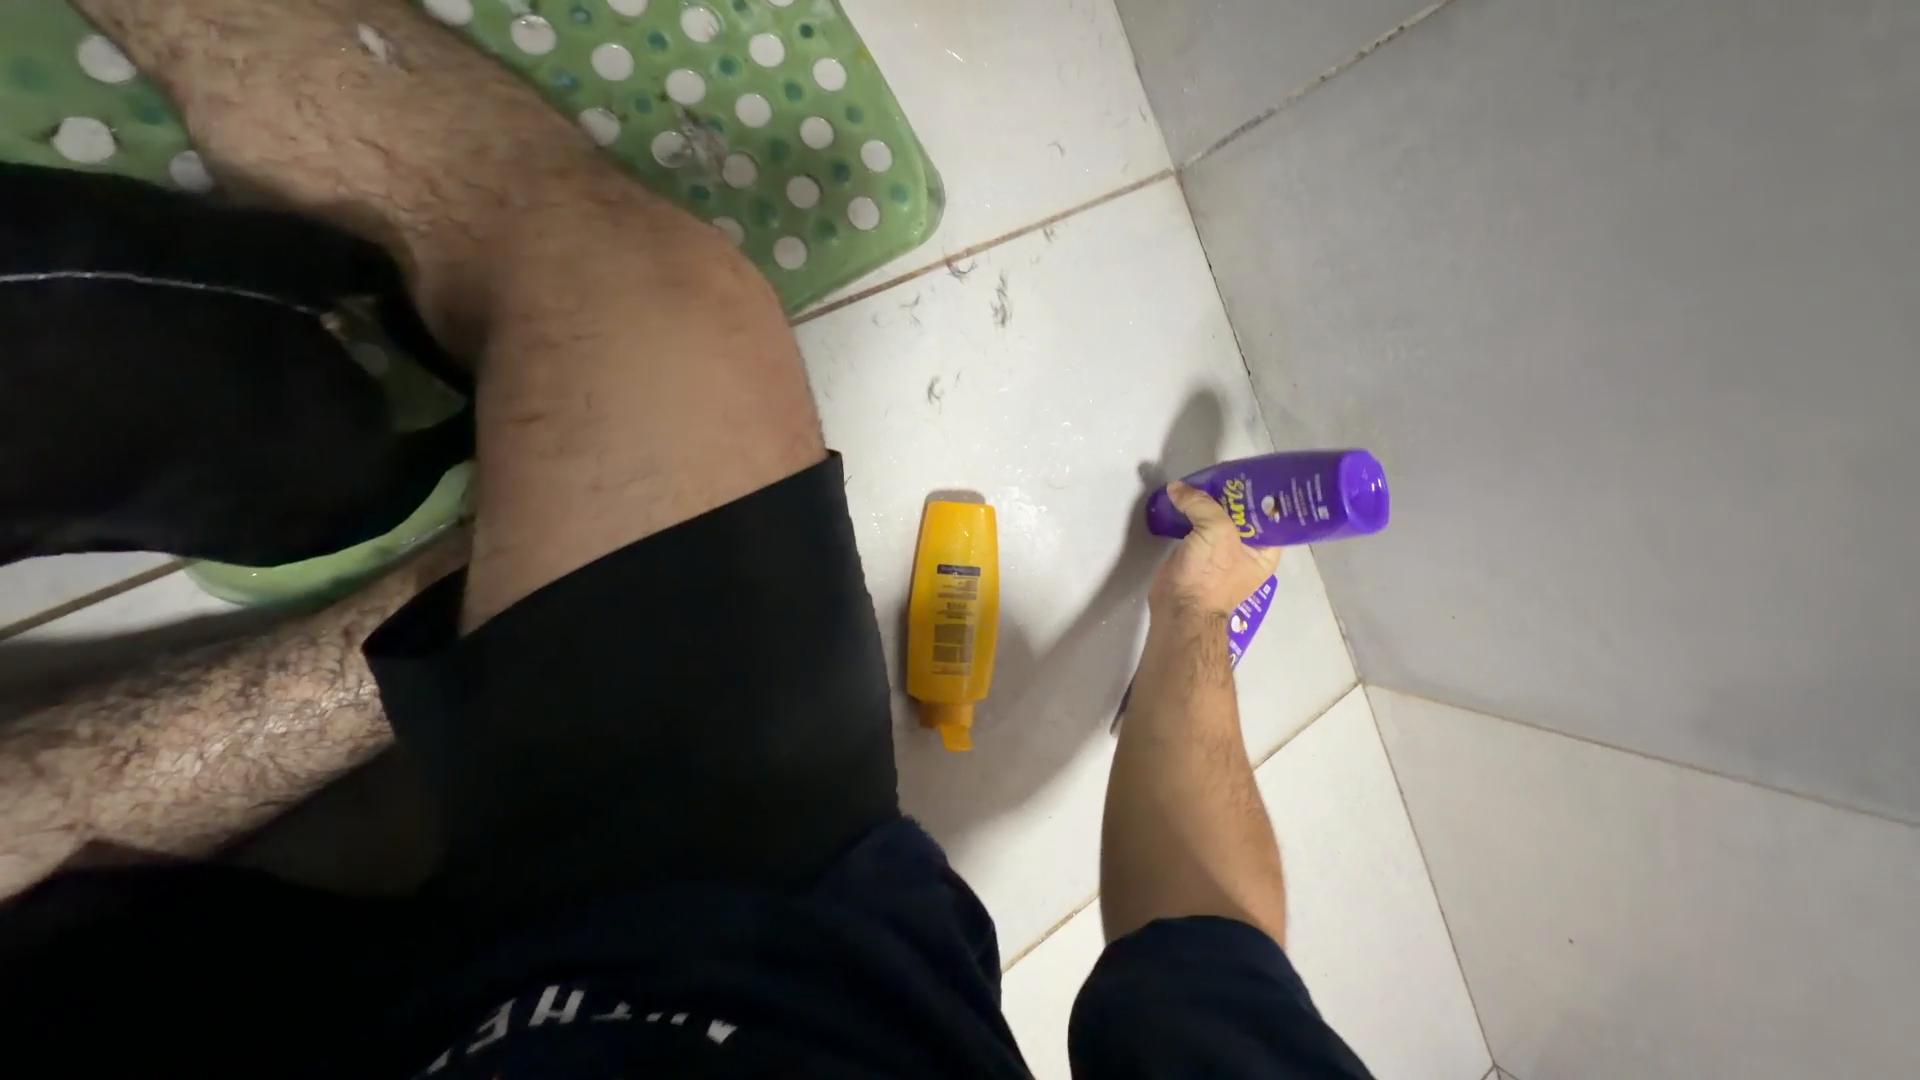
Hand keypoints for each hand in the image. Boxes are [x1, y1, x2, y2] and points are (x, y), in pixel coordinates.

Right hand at [1149, 481, 1282, 619]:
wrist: (1179, 607)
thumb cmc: (1210, 574)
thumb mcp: (1215, 531)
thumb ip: (1201, 504)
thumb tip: (1177, 488)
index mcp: (1266, 549)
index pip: (1271, 514)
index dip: (1262, 492)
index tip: (1249, 472)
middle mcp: (1248, 549)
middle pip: (1242, 513)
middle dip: (1230, 493)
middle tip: (1220, 471)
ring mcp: (1221, 552)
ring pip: (1218, 518)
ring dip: (1208, 501)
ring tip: (1199, 479)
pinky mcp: (1198, 553)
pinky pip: (1198, 526)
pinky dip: (1191, 512)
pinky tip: (1183, 497)